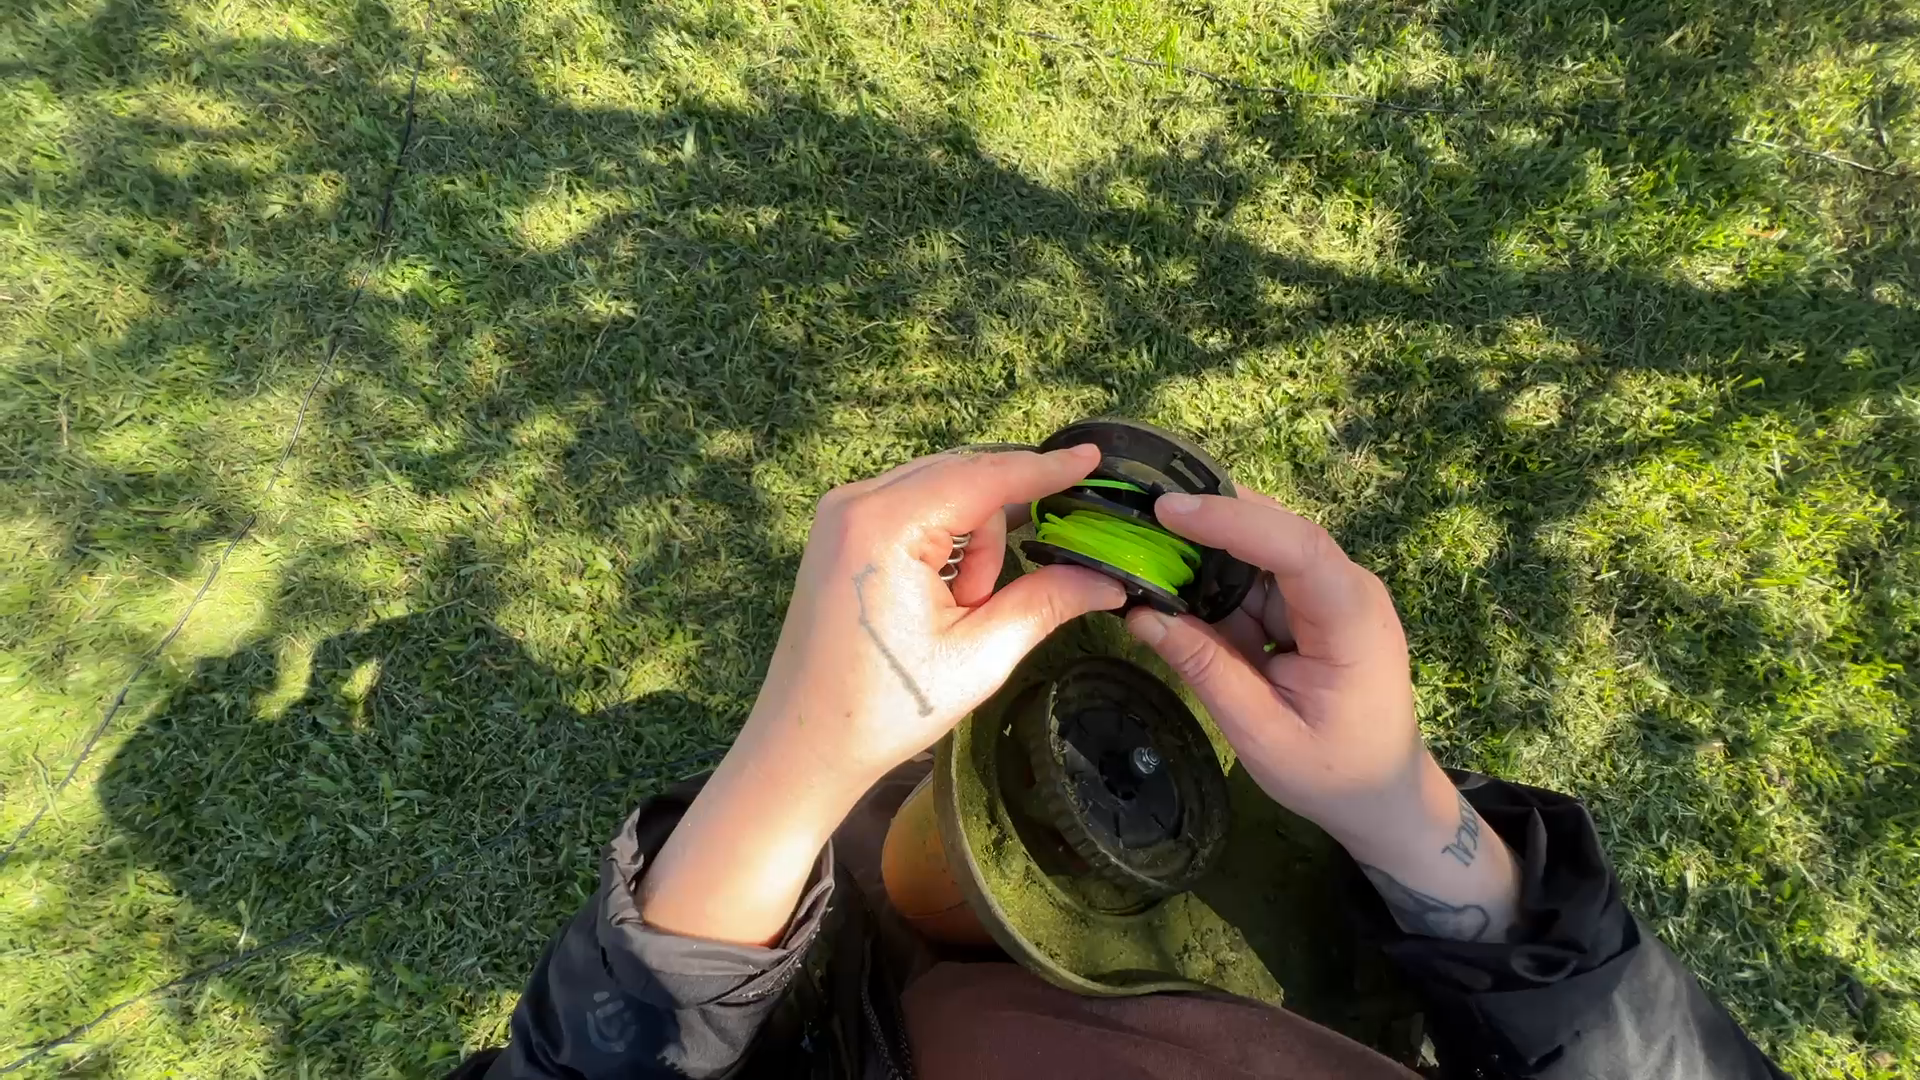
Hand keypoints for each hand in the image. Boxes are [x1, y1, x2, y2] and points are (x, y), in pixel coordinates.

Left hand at [641, 446, 1125, 943]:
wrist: (804, 745)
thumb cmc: (885, 708)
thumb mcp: (978, 656)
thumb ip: (1045, 602)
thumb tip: (1108, 579)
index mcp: (884, 525)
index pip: (983, 477)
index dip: (1043, 469)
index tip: (1092, 457)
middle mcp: (856, 501)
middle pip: (962, 477)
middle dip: (1001, 527)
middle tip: (1005, 587)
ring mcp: (842, 512)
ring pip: (942, 492)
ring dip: (972, 542)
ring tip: (960, 608)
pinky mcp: (841, 529)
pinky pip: (916, 508)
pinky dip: (945, 542)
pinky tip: (943, 594)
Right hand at [1125, 491, 1519, 940]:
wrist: (1381, 794)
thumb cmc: (1331, 771)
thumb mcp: (1260, 732)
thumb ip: (1204, 669)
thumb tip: (1140, 615)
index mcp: (1350, 619)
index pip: (1296, 548)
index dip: (1231, 521)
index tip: (1168, 510)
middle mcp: (1345, 589)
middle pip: (1275, 531)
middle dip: (1208, 517)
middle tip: (1138, 513)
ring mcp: (1325, 593)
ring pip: (1258, 546)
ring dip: (1202, 544)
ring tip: (1142, 543)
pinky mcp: (1304, 604)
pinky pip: (1252, 575)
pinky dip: (1210, 575)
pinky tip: (1170, 576)